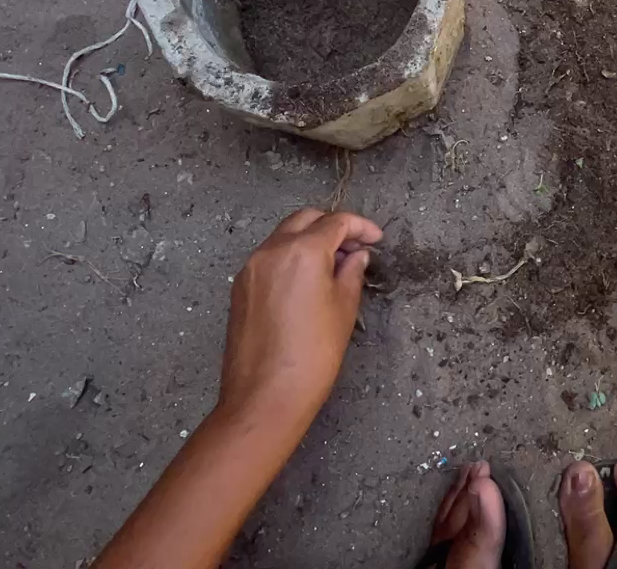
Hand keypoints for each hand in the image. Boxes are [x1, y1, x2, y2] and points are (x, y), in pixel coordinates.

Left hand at [217, 209, 382, 424]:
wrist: (265, 397)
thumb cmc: (313, 353)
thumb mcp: (344, 308)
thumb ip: (351, 272)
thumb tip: (355, 256)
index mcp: (302, 250)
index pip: (336, 222)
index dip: (361, 227)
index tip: (376, 239)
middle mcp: (272, 250)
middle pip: (306, 219)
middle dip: (333, 226)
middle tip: (356, 246)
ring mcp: (251, 268)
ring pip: (284, 235)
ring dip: (310, 239)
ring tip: (334, 264)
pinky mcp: (240, 288)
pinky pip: (269, 257)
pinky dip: (291, 256)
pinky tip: (308, 280)